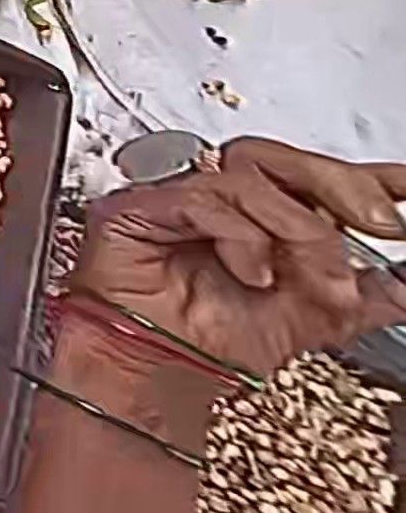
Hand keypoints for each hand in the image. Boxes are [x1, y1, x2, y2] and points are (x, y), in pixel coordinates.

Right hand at [71, 137, 405, 374]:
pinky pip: (200, 202)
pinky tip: (252, 274)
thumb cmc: (220, 336)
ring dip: (300, 232)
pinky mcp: (133, 206)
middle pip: (265, 156)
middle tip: (380, 224)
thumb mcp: (326, 316)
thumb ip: (370, 290)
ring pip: (244, 180)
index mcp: (260, 218)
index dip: (363, 175)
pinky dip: (242, 240)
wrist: (167, 357)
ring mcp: (168, 201)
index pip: (304, 174)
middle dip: (336, 184)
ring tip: (312, 282)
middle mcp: (214, 202)